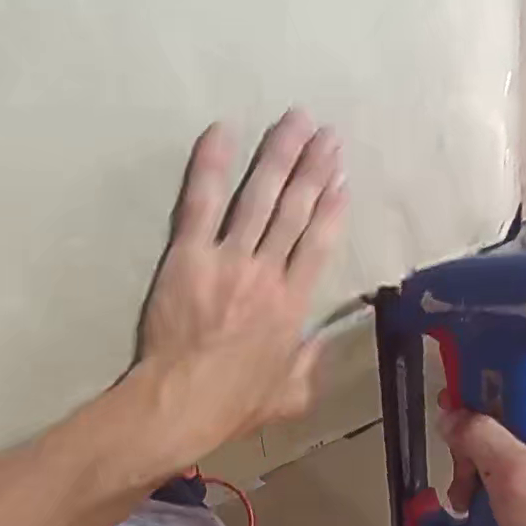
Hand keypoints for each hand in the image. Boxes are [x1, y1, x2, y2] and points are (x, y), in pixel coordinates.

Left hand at [136, 110, 347, 458]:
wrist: (183, 401)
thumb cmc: (234, 404)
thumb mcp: (289, 397)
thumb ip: (311, 366)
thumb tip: (323, 340)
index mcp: (293, 304)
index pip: (319, 244)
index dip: (332, 207)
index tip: (341, 178)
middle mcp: (268, 272)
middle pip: (295, 210)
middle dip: (313, 168)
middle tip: (325, 133)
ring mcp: (229, 260)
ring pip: (259, 197)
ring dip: (279, 156)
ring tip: (295, 121)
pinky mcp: (189, 256)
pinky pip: (202, 203)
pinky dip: (212, 166)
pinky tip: (222, 132)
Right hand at [439, 386, 525, 525]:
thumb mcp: (509, 471)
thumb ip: (475, 434)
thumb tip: (449, 415)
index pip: (511, 380)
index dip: (475, 398)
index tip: (450, 421)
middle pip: (505, 415)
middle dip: (475, 449)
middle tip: (463, 481)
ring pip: (508, 442)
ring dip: (480, 469)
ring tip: (469, 500)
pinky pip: (520, 462)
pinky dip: (498, 481)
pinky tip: (486, 504)